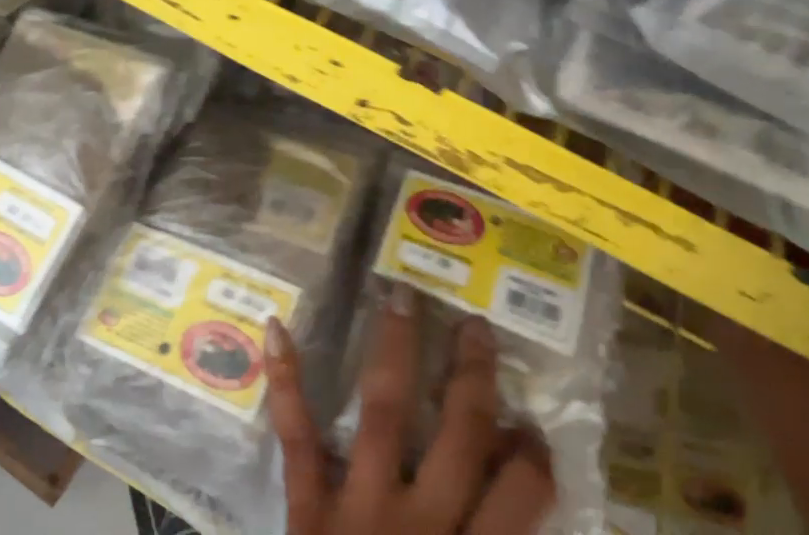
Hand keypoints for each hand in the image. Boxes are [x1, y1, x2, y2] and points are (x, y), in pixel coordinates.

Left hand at [264, 284, 557, 534]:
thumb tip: (522, 502)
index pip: (522, 494)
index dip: (533, 456)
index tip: (531, 431)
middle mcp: (420, 521)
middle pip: (458, 434)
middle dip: (470, 376)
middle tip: (474, 325)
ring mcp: (357, 507)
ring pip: (382, 413)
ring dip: (393, 351)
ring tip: (401, 296)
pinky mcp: (305, 509)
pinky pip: (296, 438)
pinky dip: (283, 382)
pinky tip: (275, 328)